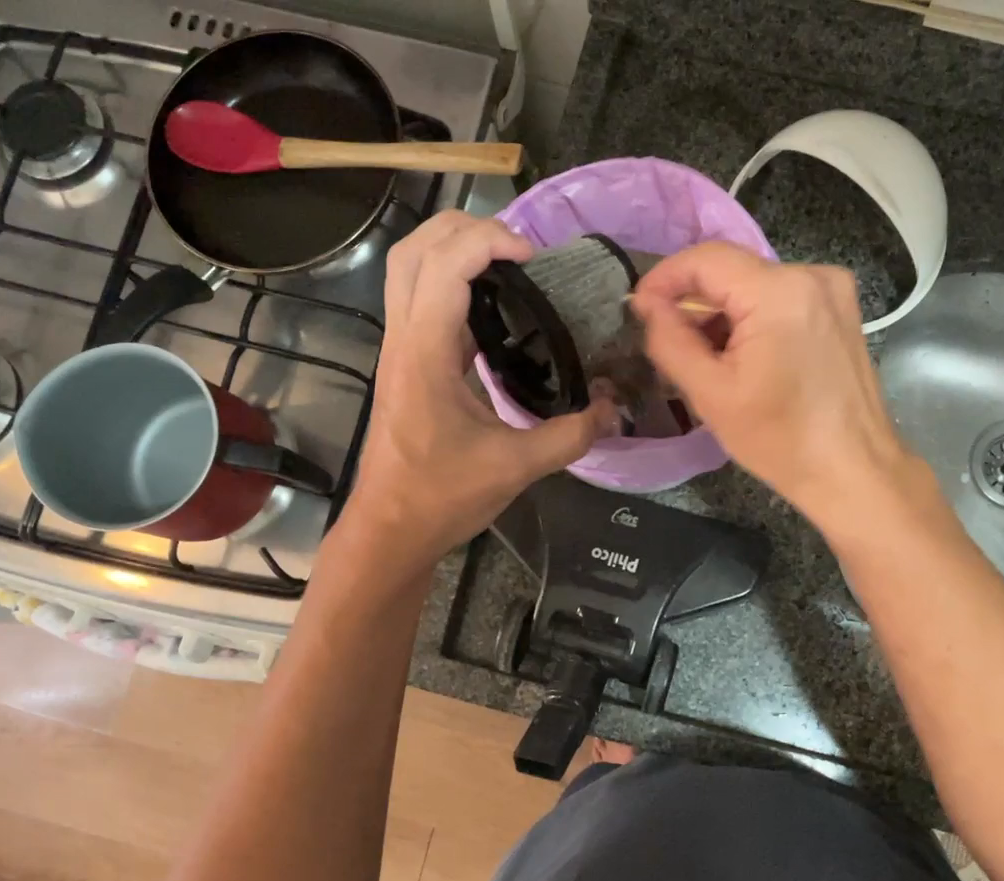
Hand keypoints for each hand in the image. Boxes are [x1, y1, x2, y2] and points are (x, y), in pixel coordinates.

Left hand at [344, 211, 620, 564]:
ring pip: (409, 269)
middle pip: (414, 249)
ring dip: (453, 250)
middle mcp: (404, 339)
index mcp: (425, 353)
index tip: (534, 259)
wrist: (391, 529)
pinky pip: (419, 299)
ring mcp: (400, 349)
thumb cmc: (442, 497)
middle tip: (519, 249)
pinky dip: (452, 282)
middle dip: (465, 229)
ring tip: (508, 265)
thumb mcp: (516, 467)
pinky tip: (495, 306)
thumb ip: (571, 434)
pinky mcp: (405, 364)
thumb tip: (612, 409)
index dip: (488, 242)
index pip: (445, 264)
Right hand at [632, 243, 927, 530]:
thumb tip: (647, 304)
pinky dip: (754, 320)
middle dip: (695, 303)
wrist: (853, 470)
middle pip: (732, 271)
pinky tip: (744, 360)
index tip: (639, 309)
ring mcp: (832, 290)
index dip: (664, 277)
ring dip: (723, 315)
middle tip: (670, 344)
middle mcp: (811, 275)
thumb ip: (671, 340)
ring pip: (755, 285)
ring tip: (707, 361)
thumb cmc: (780, 440)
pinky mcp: (841, 309)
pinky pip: (781, 299)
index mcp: (779, 292)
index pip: (706, 259)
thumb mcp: (711, 394)